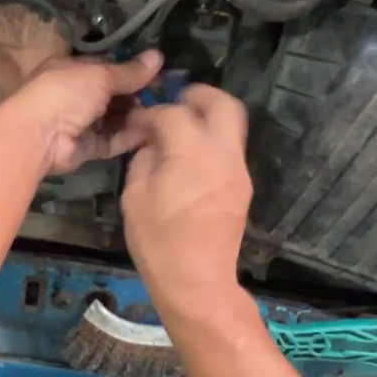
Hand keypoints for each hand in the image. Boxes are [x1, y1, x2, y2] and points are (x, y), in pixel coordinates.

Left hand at [0, 51, 163, 175]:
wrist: (41, 135)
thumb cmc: (67, 92)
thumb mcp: (100, 75)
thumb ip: (129, 72)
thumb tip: (158, 56)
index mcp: (71, 69)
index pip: (105, 66)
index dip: (131, 68)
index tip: (159, 71)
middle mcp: (75, 95)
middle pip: (112, 94)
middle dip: (137, 94)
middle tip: (167, 94)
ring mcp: (80, 122)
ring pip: (114, 118)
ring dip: (136, 115)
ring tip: (165, 112)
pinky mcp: (87, 147)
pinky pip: (112, 140)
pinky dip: (129, 137)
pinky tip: (152, 132)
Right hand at [120, 85, 252, 306]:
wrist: (196, 281)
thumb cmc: (158, 241)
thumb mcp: (134, 197)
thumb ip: (143, 159)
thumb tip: (150, 143)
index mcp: (192, 152)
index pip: (172, 112)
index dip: (150, 113)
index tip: (136, 124)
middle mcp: (222, 153)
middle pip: (222, 103)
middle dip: (197, 96)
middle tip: (174, 102)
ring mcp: (237, 170)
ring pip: (232, 124)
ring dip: (207, 118)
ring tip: (180, 130)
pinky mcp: (242, 186)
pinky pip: (229, 149)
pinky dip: (211, 142)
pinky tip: (189, 157)